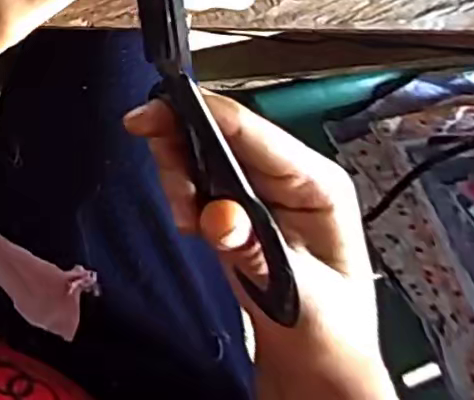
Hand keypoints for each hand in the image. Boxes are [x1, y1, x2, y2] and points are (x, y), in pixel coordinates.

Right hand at [126, 91, 393, 399]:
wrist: (312, 361)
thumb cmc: (322, 331)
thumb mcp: (299, 296)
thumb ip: (255, 250)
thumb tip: (218, 213)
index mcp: (315, 181)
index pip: (247, 127)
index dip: (196, 113)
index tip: (150, 116)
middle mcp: (284, 169)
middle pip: (214, 127)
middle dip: (178, 148)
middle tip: (171, 186)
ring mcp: (257, 178)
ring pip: (195, 141)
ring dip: (175, 171)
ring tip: (185, 216)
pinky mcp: (232, 190)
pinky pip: (191, 164)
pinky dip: (177, 184)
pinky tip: (187, 216)